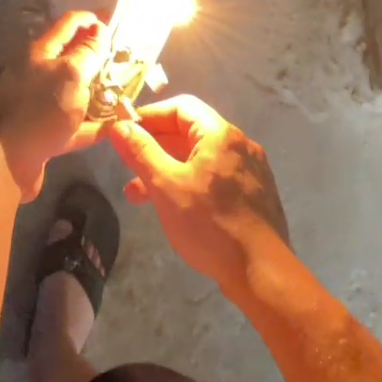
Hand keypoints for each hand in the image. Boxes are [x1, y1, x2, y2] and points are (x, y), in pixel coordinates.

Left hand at [0, 11, 106, 200]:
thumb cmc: (41, 110)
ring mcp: (37, 102)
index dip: (92, 19)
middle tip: (124, 60)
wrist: (6, 161)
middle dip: (96, 56)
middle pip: (70, 57)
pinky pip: (71, 122)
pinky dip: (91, 123)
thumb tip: (99, 29)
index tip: (115, 22)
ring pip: (72, 90)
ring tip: (124, 93)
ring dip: (96, 91)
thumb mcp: (71, 75)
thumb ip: (87, 52)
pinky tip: (112, 127)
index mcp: (40, 51)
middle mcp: (36, 72)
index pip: (68, 24)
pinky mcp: (41, 131)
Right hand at [105, 95, 289, 289]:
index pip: (180, 107)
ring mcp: (250, 171)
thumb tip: (119, 126)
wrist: (262, 274)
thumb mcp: (165, 185)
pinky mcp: (254, 195)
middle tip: (127, 162)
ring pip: (199, 158)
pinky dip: (188, 183)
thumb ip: (140, 151)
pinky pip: (214, 177)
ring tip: (137, 195)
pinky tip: (172, 207)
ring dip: (167, 168)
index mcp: (220, 135)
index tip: (125, 131)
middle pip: (189, 132)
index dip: (150, 115)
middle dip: (154, 145)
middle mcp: (240, 145)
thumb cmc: (209, 224)